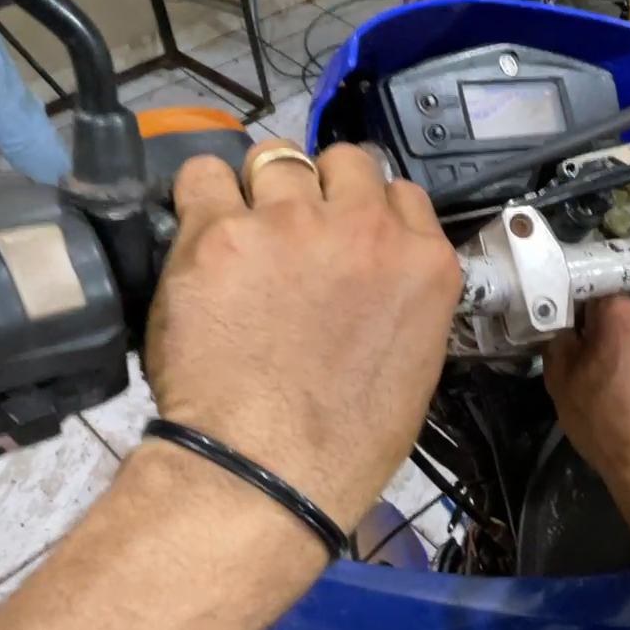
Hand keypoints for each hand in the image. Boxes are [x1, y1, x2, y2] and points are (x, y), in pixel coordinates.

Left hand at [143, 140, 460, 529]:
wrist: (271, 470)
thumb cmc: (350, 438)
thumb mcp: (415, 360)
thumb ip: (402, 294)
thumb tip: (373, 272)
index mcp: (424, 261)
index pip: (402, 192)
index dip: (370, 209)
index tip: (349, 231)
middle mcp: (367, 228)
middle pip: (345, 160)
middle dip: (324, 187)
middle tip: (298, 229)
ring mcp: (293, 224)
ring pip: (276, 159)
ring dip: (264, 190)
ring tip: (246, 234)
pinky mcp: (222, 233)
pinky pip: (206, 176)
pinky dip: (204, 196)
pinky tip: (205, 233)